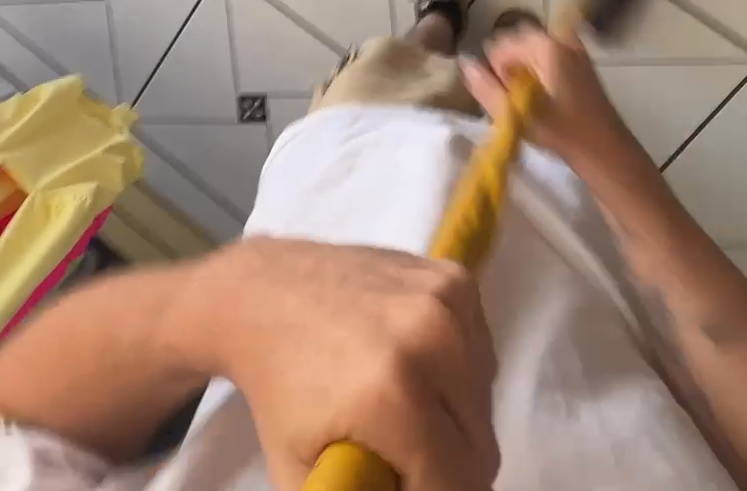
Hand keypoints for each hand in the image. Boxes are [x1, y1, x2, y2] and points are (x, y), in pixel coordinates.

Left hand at [175, 238, 498, 490]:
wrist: (263, 294)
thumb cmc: (279, 387)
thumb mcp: (301, 474)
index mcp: (397, 395)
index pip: (461, 481)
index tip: (400, 482)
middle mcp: (433, 338)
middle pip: (479, 442)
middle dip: (446, 461)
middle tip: (398, 448)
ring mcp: (446, 298)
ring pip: (483, 394)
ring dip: (454, 412)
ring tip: (401, 399)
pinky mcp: (453, 276)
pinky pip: (479, 348)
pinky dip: (456, 365)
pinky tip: (410, 356)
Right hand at [459, 26, 647, 176]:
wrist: (607, 152)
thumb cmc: (561, 133)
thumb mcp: (516, 113)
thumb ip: (486, 87)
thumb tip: (465, 63)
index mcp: (546, 46)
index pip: (502, 45)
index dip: (496, 70)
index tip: (505, 95)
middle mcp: (562, 41)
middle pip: (518, 44)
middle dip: (509, 67)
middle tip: (514, 97)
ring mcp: (576, 51)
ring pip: (533, 51)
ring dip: (523, 70)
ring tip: (528, 99)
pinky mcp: (583, 64)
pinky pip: (549, 58)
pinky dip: (539, 72)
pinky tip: (544, 98)